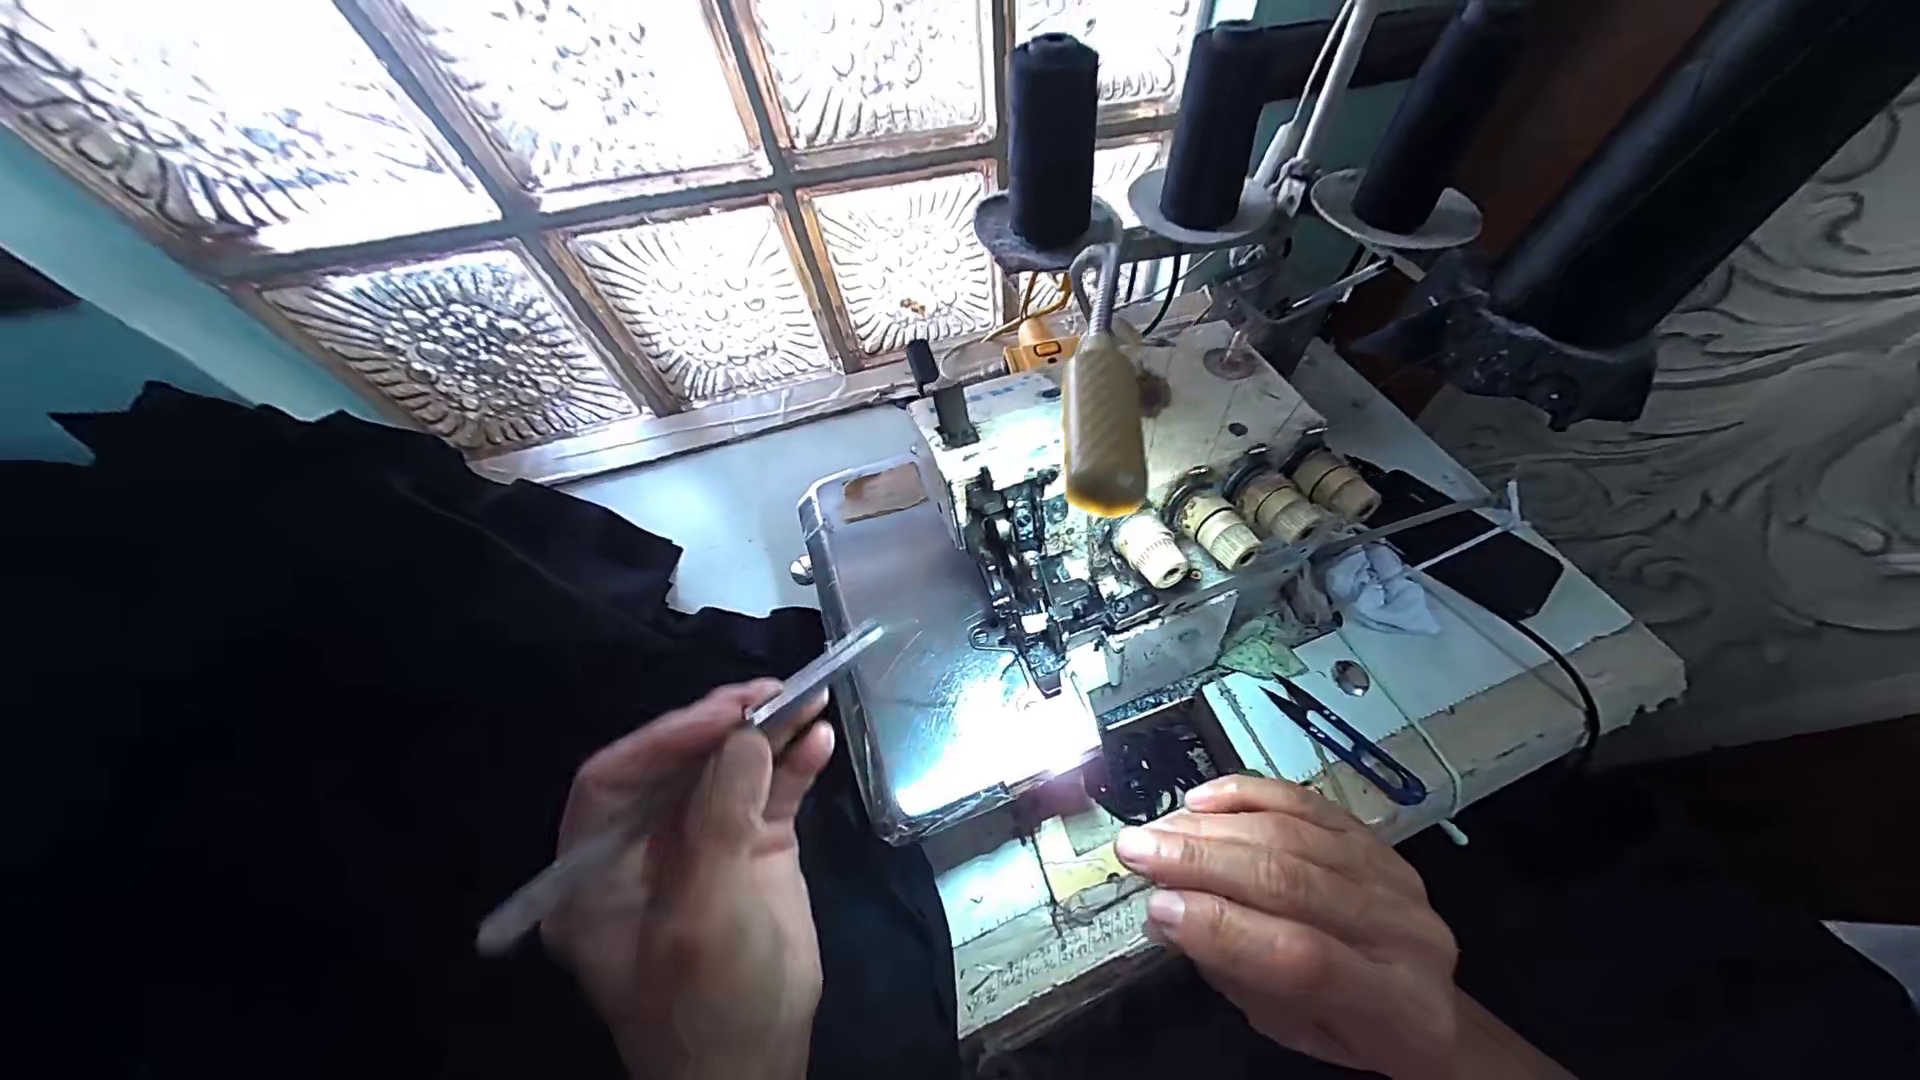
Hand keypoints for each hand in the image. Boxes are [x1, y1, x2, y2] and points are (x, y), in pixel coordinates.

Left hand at [541, 681, 835, 1079]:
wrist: (762, 1061)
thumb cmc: (709, 1006)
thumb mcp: (704, 918)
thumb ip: (720, 820)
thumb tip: (748, 735)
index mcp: (600, 868)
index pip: (615, 778)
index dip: (665, 737)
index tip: (725, 714)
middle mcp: (647, 842)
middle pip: (680, 761)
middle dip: (725, 723)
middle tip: (774, 692)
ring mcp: (707, 837)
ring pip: (732, 766)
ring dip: (770, 730)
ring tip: (808, 697)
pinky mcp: (755, 839)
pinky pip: (772, 788)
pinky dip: (796, 762)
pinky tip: (820, 740)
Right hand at [1114, 775, 1458, 1079]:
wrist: (1415, 995)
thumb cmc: (1346, 1021)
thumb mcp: (1290, 1024)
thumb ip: (1231, 968)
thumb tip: (1162, 912)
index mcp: (1396, 1005)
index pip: (1301, 955)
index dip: (1221, 927)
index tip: (1155, 907)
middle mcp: (1401, 929)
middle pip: (1288, 879)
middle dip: (1198, 860)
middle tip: (1136, 849)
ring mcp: (1388, 871)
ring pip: (1284, 832)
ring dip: (1206, 826)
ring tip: (1156, 828)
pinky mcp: (1364, 831)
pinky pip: (1296, 798)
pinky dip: (1240, 793)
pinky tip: (1197, 799)